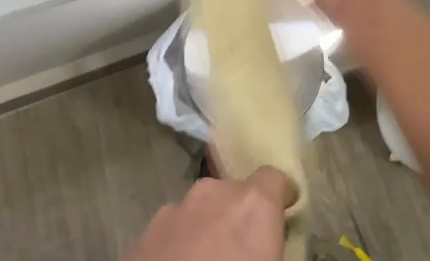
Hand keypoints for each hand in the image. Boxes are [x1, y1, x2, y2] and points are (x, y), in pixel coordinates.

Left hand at [123, 167, 297, 260]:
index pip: (275, 178)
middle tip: (242, 251)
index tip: (283, 216)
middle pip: (234, 193)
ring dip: (208, 229)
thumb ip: (274, 249)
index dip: (280, 197)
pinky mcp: (145, 230)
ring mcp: (176, 208)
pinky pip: (174, 228)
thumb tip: (269, 248)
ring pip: (201, 210)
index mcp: (253, 204)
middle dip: (239, 216)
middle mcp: (215, 193)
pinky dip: (180, 244)